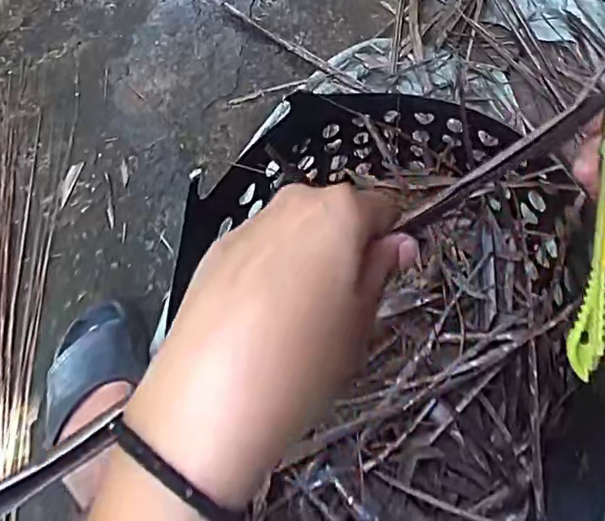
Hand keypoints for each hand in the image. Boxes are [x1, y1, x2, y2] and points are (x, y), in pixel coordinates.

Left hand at [121, 183, 416, 506]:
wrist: (208, 400)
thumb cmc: (290, 365)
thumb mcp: (361, 321)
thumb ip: (383, 270)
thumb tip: (397, 246)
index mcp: (338, 212)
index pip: (383, 205)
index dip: (390, 239)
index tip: (389, 265)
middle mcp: (294, 204)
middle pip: (337, 213)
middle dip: (346, 249)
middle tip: (348, 302)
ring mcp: (254, 224)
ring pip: (297, 231)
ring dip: (307, 260)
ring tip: (304, 319)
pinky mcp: (221, 247)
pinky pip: (261, 248)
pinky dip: (270, 271)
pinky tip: (268, 318)